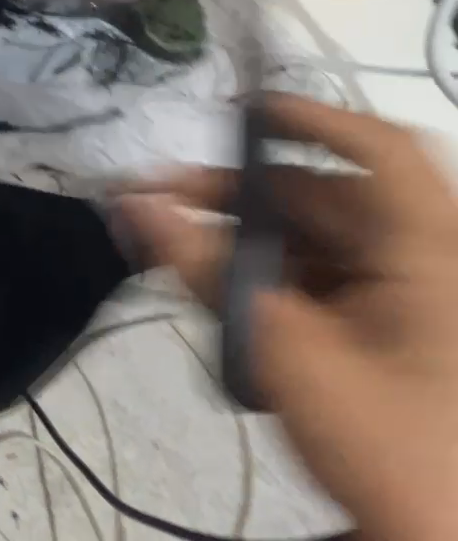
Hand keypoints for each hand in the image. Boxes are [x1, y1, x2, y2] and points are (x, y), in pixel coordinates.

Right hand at [122, 95, 457, 540]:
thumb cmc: (392, 446)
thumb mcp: (283, 349)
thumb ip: (200, 266)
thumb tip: (130, 200)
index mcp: (433, 260)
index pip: (382, 152)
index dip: (311, 117)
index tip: (231, 110)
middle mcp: (430, 265)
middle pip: (327, 196)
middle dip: (232, 192)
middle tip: (152, 201)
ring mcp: (416, 301)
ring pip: (315, 237)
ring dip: (237, 233)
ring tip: (168, 247)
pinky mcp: (398, 331)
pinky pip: (321, 276)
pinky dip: (262, 271)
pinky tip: (215, 289)